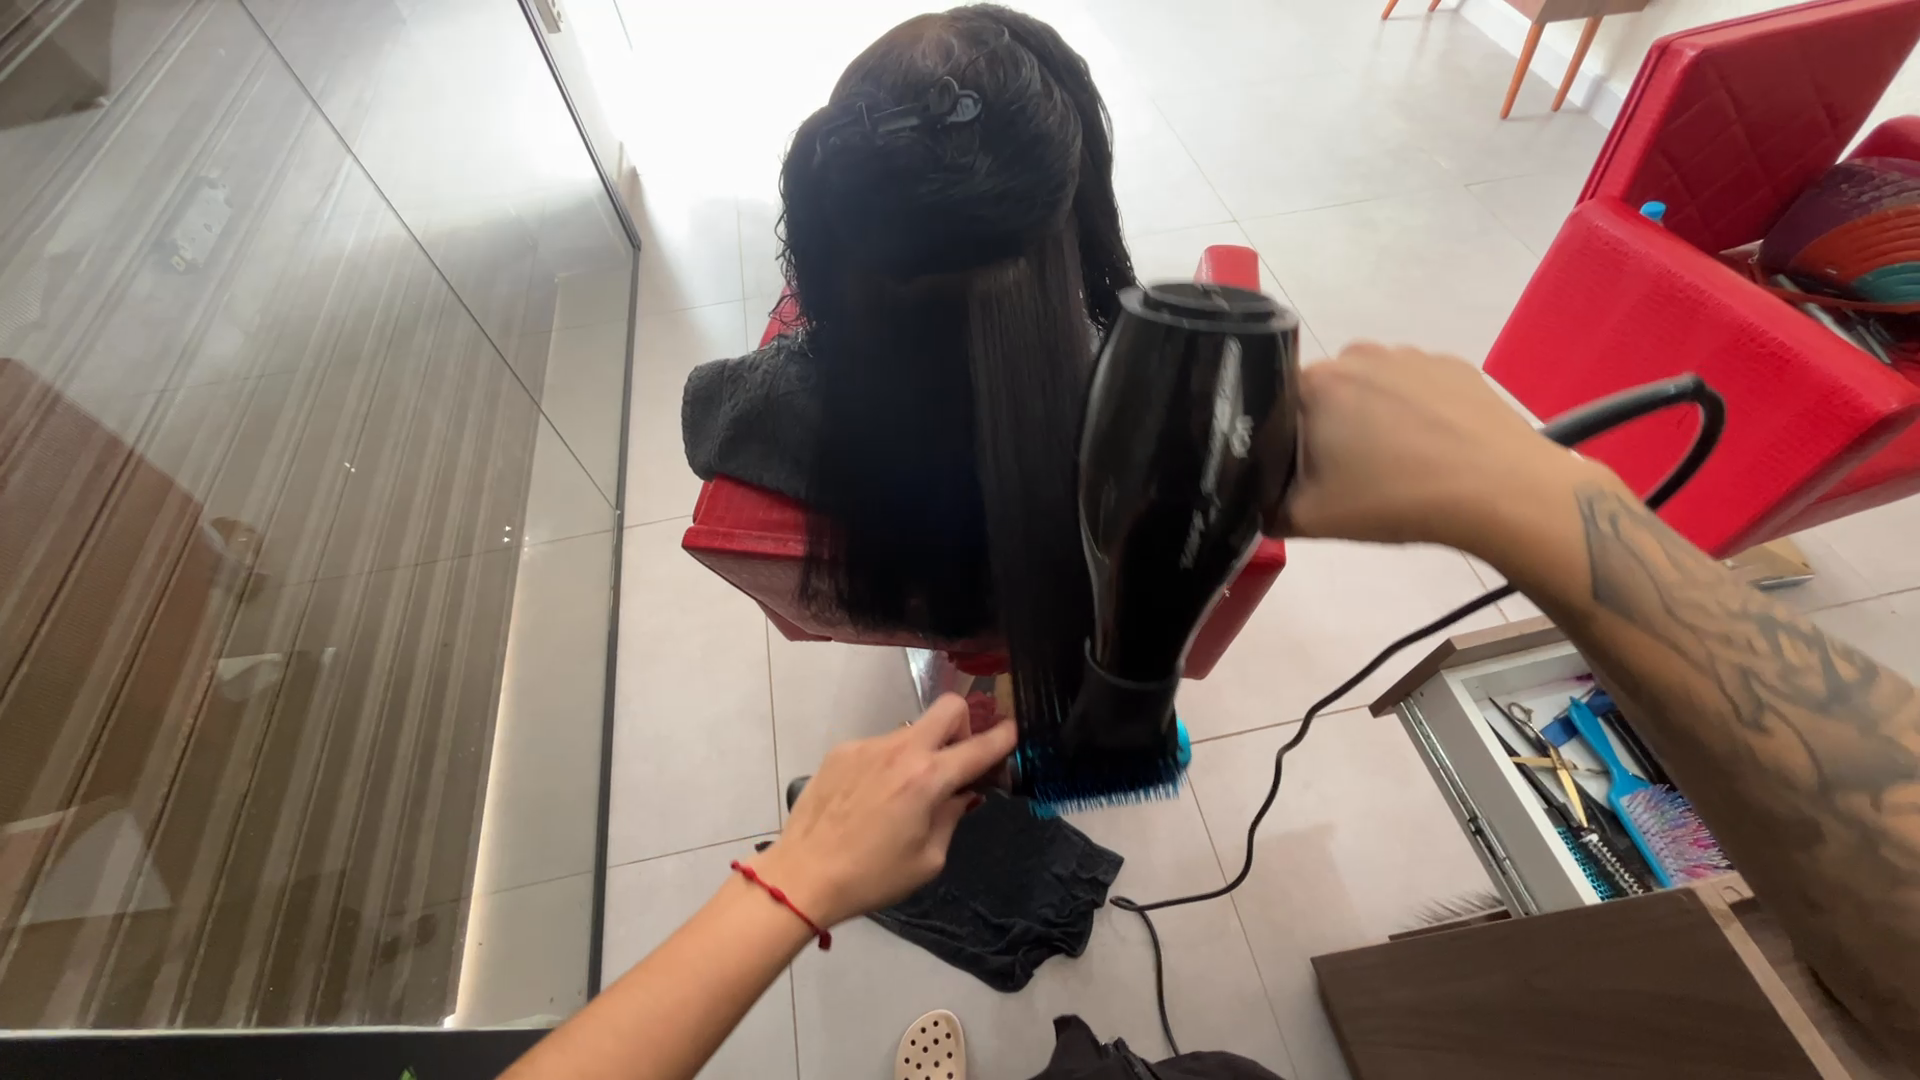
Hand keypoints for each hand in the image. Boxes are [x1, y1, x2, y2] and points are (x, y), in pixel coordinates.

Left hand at [749, 695, 1016, 926]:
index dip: (1004, 737)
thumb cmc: (872, 877)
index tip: (1015, 731)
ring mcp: (869, 744)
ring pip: (912, 731)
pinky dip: (888, 764)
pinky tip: (870, 798)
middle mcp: (901, 749)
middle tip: (956, 761)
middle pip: (949, 707)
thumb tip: (963, 793)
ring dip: (921, 752)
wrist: (802, 876)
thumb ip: (952, 816)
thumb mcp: (928, 859)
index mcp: (927, 779)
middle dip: (964, 725)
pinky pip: (880, 746)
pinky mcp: (843, 749)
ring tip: (901, 796)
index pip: (979, 747)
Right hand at [1274, 343, 1608, 558]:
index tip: (1294, 468)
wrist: (1501, 493)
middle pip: (1322, 391)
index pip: (1273, 401)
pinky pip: (1412, 386)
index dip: (1278, 437)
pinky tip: (1427, 448)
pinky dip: (1411, 411)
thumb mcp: (1308, 520)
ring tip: (1391, 461)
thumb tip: (1258, 505)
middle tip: (1342, 471)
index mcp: (1315, 383)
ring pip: (1367, 386)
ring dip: (1367, 415)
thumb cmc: (1393, 498)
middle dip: (1323, 425)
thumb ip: (1264, 511)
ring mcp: (1410, 355)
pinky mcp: (1454, 366)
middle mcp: (1357, 355)